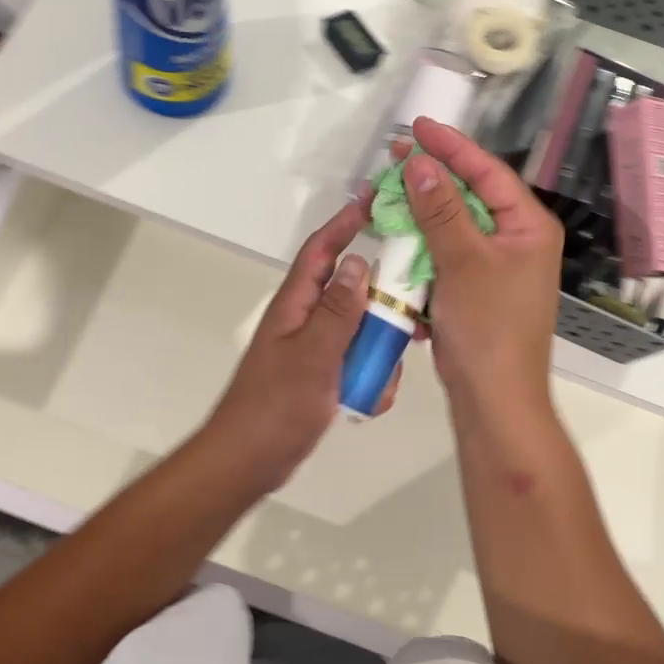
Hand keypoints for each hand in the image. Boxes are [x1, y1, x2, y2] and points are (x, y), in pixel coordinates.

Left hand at [201, 202, 400, 492]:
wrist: (250, 460)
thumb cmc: (277, 406)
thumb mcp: (314, 355)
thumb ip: (338, 310)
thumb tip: (360, 262)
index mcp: (295, 305)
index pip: (321, 251)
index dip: (345, 225)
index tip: (376, 203)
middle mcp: (305, 320)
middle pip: (351, 292)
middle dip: (381, 303)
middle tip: (413, 311)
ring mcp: (314, 350)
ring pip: (360, 331)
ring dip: (378, 350)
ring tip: (388, 373)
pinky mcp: (323, 376)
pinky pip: (357, 364)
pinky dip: (369, 379)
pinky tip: (372, 400)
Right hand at [403, 117, 563, 413]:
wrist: (494, 398)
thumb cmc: (488, 326)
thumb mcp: (463, 261)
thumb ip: (440, 209)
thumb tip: (418, 162)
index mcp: (528, 226)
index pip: (488, 172)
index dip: (452, 147)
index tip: (417, 126)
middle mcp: (516, 241)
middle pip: (469, 197)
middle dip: (431, 179)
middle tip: (393, 157)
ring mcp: (496, 268)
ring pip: (453, 228)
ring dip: (421, 216)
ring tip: (387, 197)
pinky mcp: (475, 292)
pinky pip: (446, 258)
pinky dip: (423, 250)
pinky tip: (397, 242)